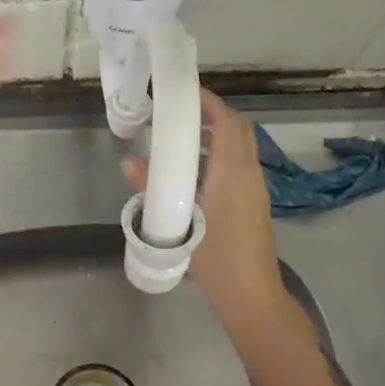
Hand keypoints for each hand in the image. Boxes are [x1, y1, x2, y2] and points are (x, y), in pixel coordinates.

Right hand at [125, 89, 284, 311]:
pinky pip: (239, 165)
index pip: (226, 121)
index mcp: (233, 171)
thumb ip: (152, 189)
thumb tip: (129, 162)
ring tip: (182, 140)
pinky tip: (194, 172)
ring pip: (240, 147)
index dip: (208, 102)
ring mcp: (256, 188)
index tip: (184, 92)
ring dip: (217, 136)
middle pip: (238, 129)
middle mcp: (249, 173)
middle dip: (212, 115)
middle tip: (180, 114)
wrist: (251, 293)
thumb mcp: (178, 221)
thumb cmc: (216, 257)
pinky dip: (220, 156)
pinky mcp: (254, 203)